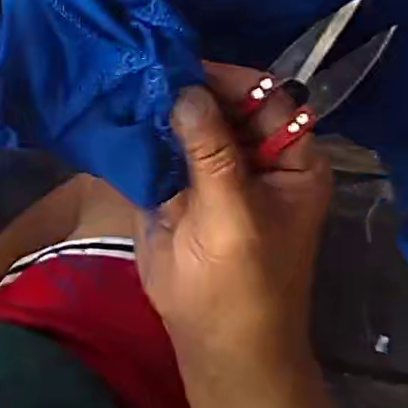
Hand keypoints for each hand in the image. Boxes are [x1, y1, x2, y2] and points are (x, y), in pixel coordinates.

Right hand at [137, 62, 332, 373]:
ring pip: (187, 123)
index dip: (231, 81)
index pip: (267, 100)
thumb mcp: (233, 214)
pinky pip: (160, 147)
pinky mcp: (175, 184)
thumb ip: (212, 151)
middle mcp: (252, 156)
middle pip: (223, 106)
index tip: (185, 69)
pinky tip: (118, 114)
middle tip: (146, 71)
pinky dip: (141, 132)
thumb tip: (186, 91)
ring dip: (161, 107)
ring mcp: (211, 170)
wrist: (212, 339)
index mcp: (289, 160)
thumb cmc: (243, 282)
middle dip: (189, 89)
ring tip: (127, 85)